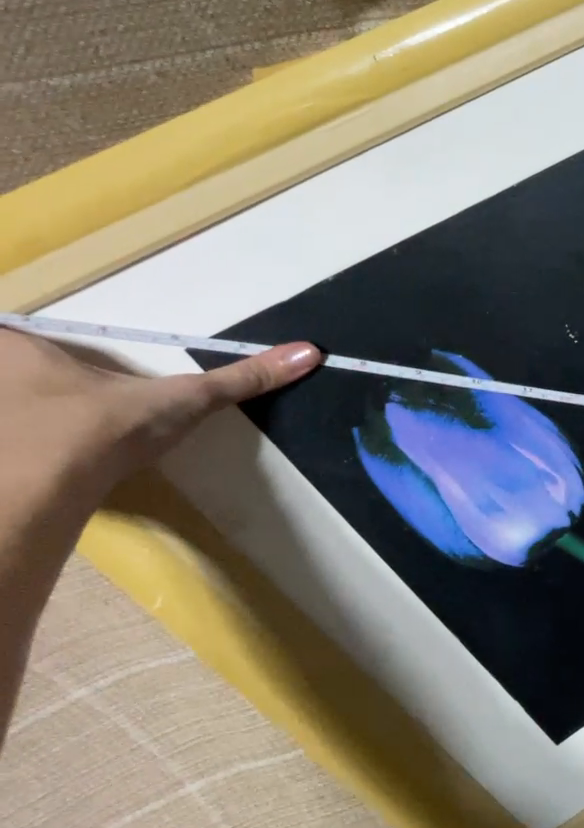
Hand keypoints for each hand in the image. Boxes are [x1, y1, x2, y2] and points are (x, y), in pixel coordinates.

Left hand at [0, 328, 320, 533]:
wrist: (39, 496)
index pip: (12, 331)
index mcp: (13, 347)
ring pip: (2, 405)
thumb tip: (309, 352)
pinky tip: (37, 458)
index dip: (26, 340)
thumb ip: (240, 378)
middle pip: (5, 366)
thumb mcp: (182, 400)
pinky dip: (17, 450)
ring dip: (17, 413)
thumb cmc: (98, 429)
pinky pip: (4, 443)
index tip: (49, 353)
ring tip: (46, 425)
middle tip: (53, 391)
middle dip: (23, 379)